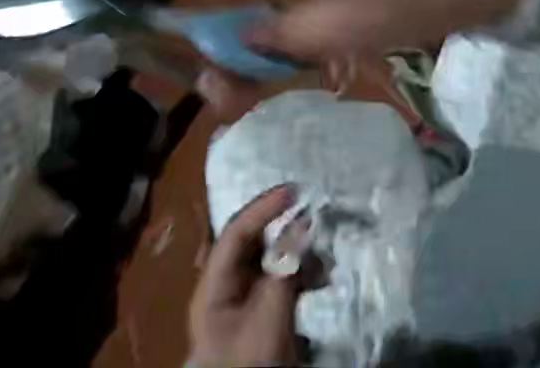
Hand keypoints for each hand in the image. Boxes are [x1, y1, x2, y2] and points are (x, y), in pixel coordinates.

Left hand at [189, 184, 308, 367]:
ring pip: (270, 264)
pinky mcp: (259, 322)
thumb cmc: (250, 363)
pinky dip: (299, 278)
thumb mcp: (270, 315)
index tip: (296, 189)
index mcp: (214, 284)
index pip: (238, 230)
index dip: (265, 206)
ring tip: (324, 267)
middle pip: (254, 245)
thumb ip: (285, 267)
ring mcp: (241, 307)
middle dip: (287, 232)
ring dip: (298, 257)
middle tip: (317, 226)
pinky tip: (319, 284)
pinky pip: (279, 286)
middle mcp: (224, 288)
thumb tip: (303, 222)